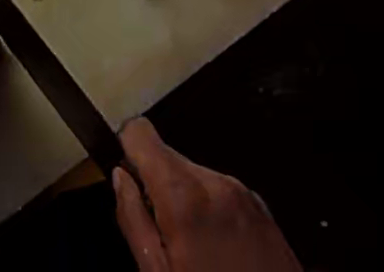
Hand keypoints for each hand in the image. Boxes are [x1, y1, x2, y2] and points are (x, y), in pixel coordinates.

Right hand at [112, 118, 300, 271]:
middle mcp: (215, 181)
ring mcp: (244, 194)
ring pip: (193, 175)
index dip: (126, 149)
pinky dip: (210, 209)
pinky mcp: (263, 210)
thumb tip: (120, 177)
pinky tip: (219, 250)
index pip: (140, 131)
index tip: (128, 178)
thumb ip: (132, 218)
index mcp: (184, 194)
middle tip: (163, 231)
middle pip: (167, 155)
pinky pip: (219, 192)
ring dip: (185, 197)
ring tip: (194, 247)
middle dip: (157, 183)